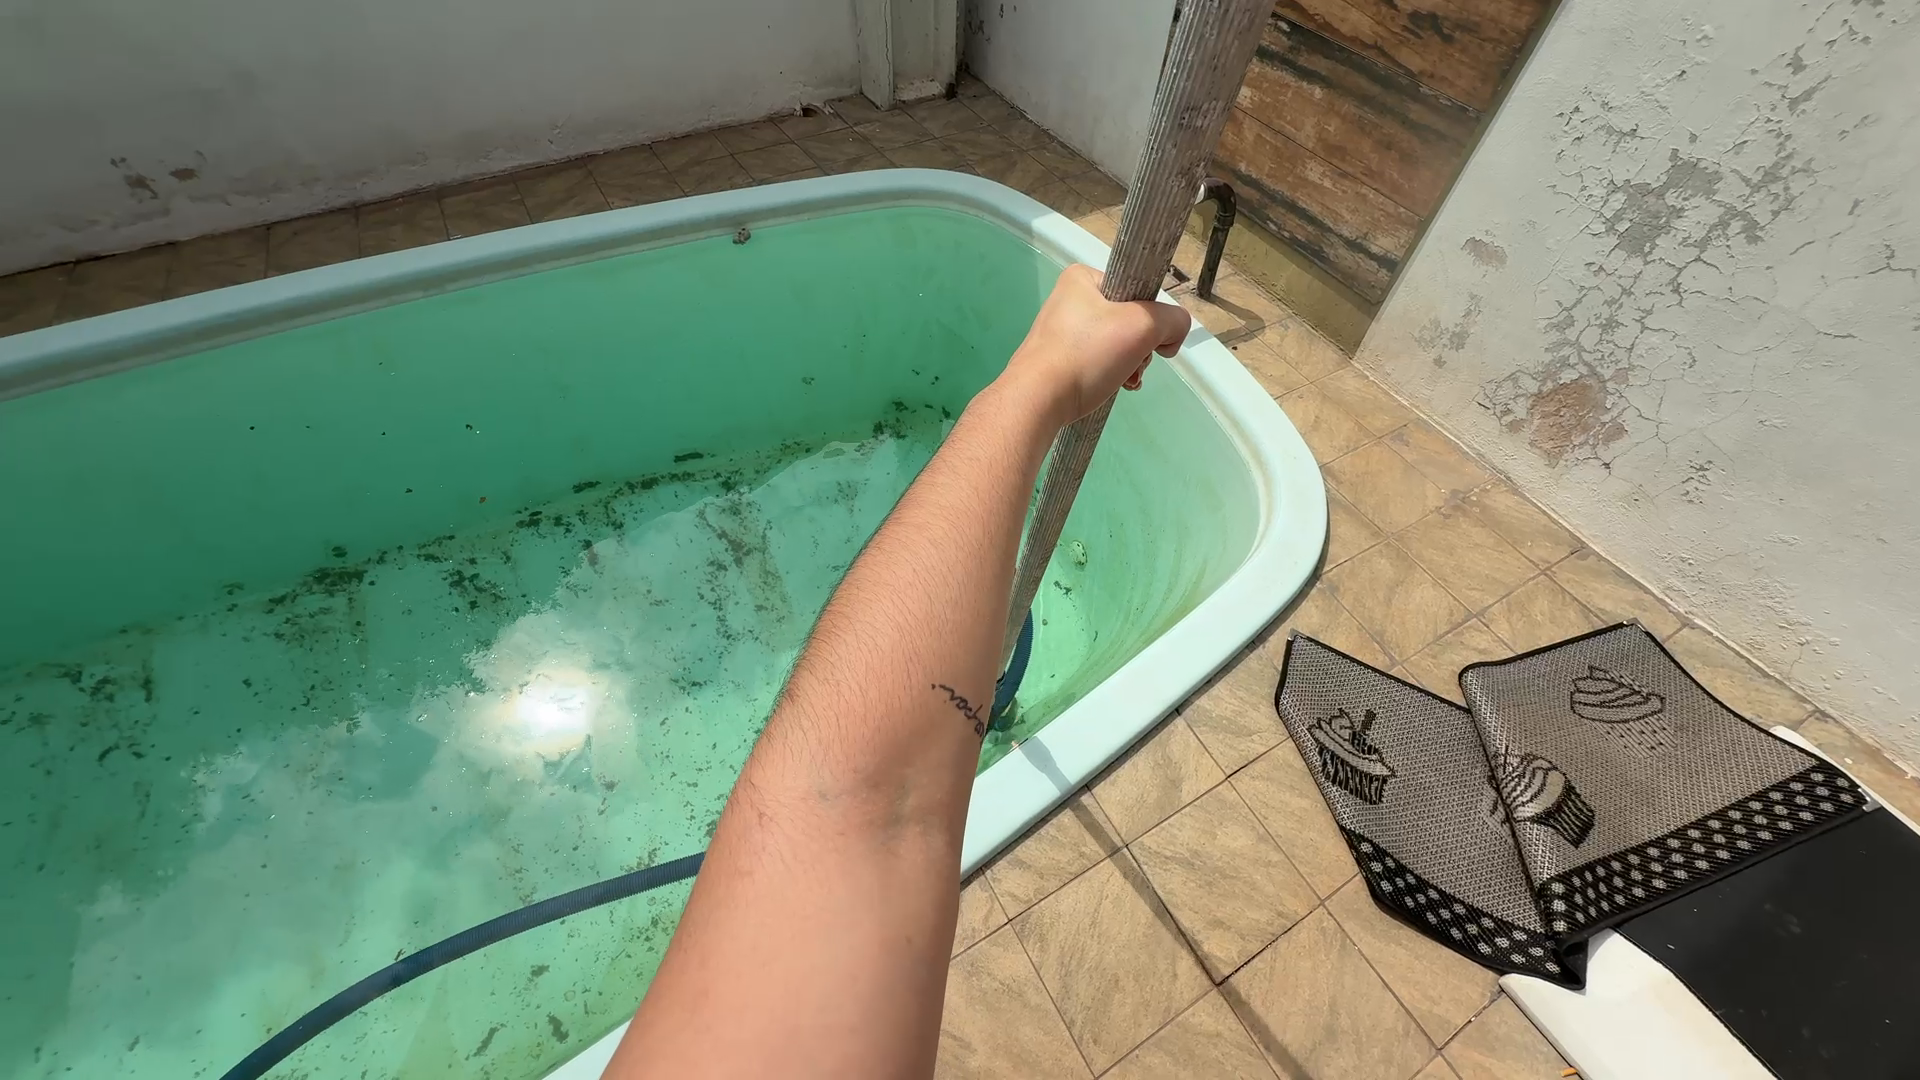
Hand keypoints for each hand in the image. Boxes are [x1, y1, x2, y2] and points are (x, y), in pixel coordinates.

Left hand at [1003, 264, 1191, 425]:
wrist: (1037, 400)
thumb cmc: (1087, 355)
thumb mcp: (1143, 326)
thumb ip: (1173, 320)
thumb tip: (1173, 335)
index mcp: (1081, 279)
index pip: (1135, 288)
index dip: (1151, 315)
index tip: (1150, 339)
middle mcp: (1067, 301)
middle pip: (1126, 320)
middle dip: (1139, 348)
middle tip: (1134, 365)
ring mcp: (1058, 333)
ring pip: (1113, 345)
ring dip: (1128, 365)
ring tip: (1123, 381)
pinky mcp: (1054, 362)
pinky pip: (1094, 363)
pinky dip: (1109, 376)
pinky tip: (1112, 389)